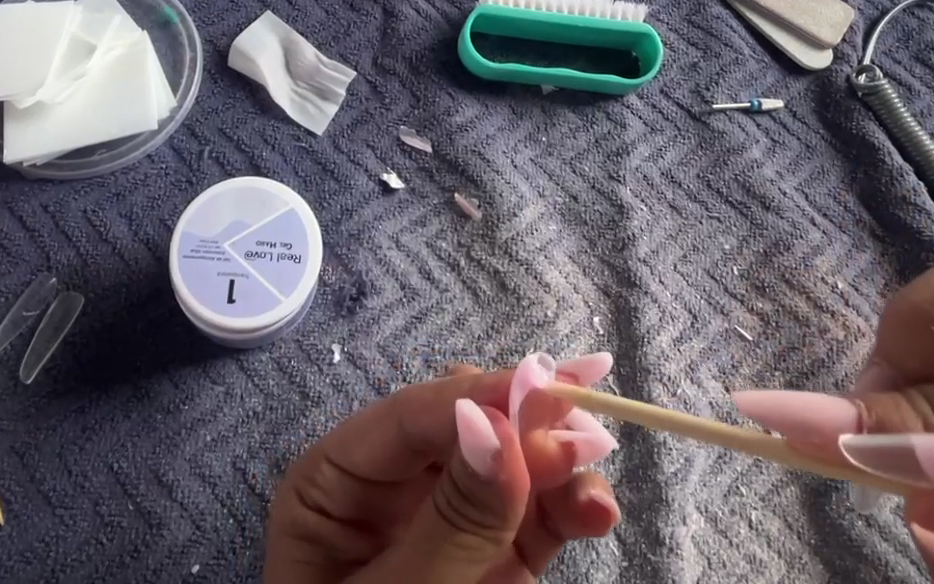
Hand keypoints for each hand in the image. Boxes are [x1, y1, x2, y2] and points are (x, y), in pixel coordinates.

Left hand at [265, 355, 621, 583]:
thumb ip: (450, 522)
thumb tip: (496, 424)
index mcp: (336, 480)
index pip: (410, 414)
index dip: (477, 392)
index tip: (540, 381)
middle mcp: (394, 485)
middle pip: (466, 423)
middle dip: (523, 419)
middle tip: (577, 421)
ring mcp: (449, 516)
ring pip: (511, 458)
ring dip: (558, 457)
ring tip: (591, 470)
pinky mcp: (498, 554)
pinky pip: (538, 512)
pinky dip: (571, 503)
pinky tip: (596, 508)